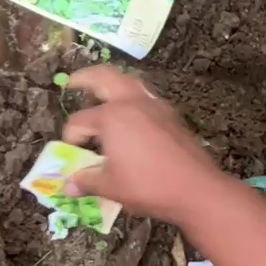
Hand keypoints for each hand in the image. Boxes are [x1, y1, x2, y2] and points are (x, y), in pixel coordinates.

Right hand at [61, 65, 233, 222]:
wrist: (196, 188)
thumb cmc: (148, 186)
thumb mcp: (110, 187)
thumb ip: (87, 181)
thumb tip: (69, 185)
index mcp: (111, 117)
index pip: (80, 121)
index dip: (71, 136)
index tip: (71, 153)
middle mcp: (131, 103)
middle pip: (104, 76)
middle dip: (85, 77)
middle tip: (72, 82)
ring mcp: (154, 105)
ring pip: (129, 80)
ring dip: (112, 81)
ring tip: (103, 90)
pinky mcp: (170, 115)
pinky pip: (146, 95)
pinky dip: (132, 96)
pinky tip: (131, 113)